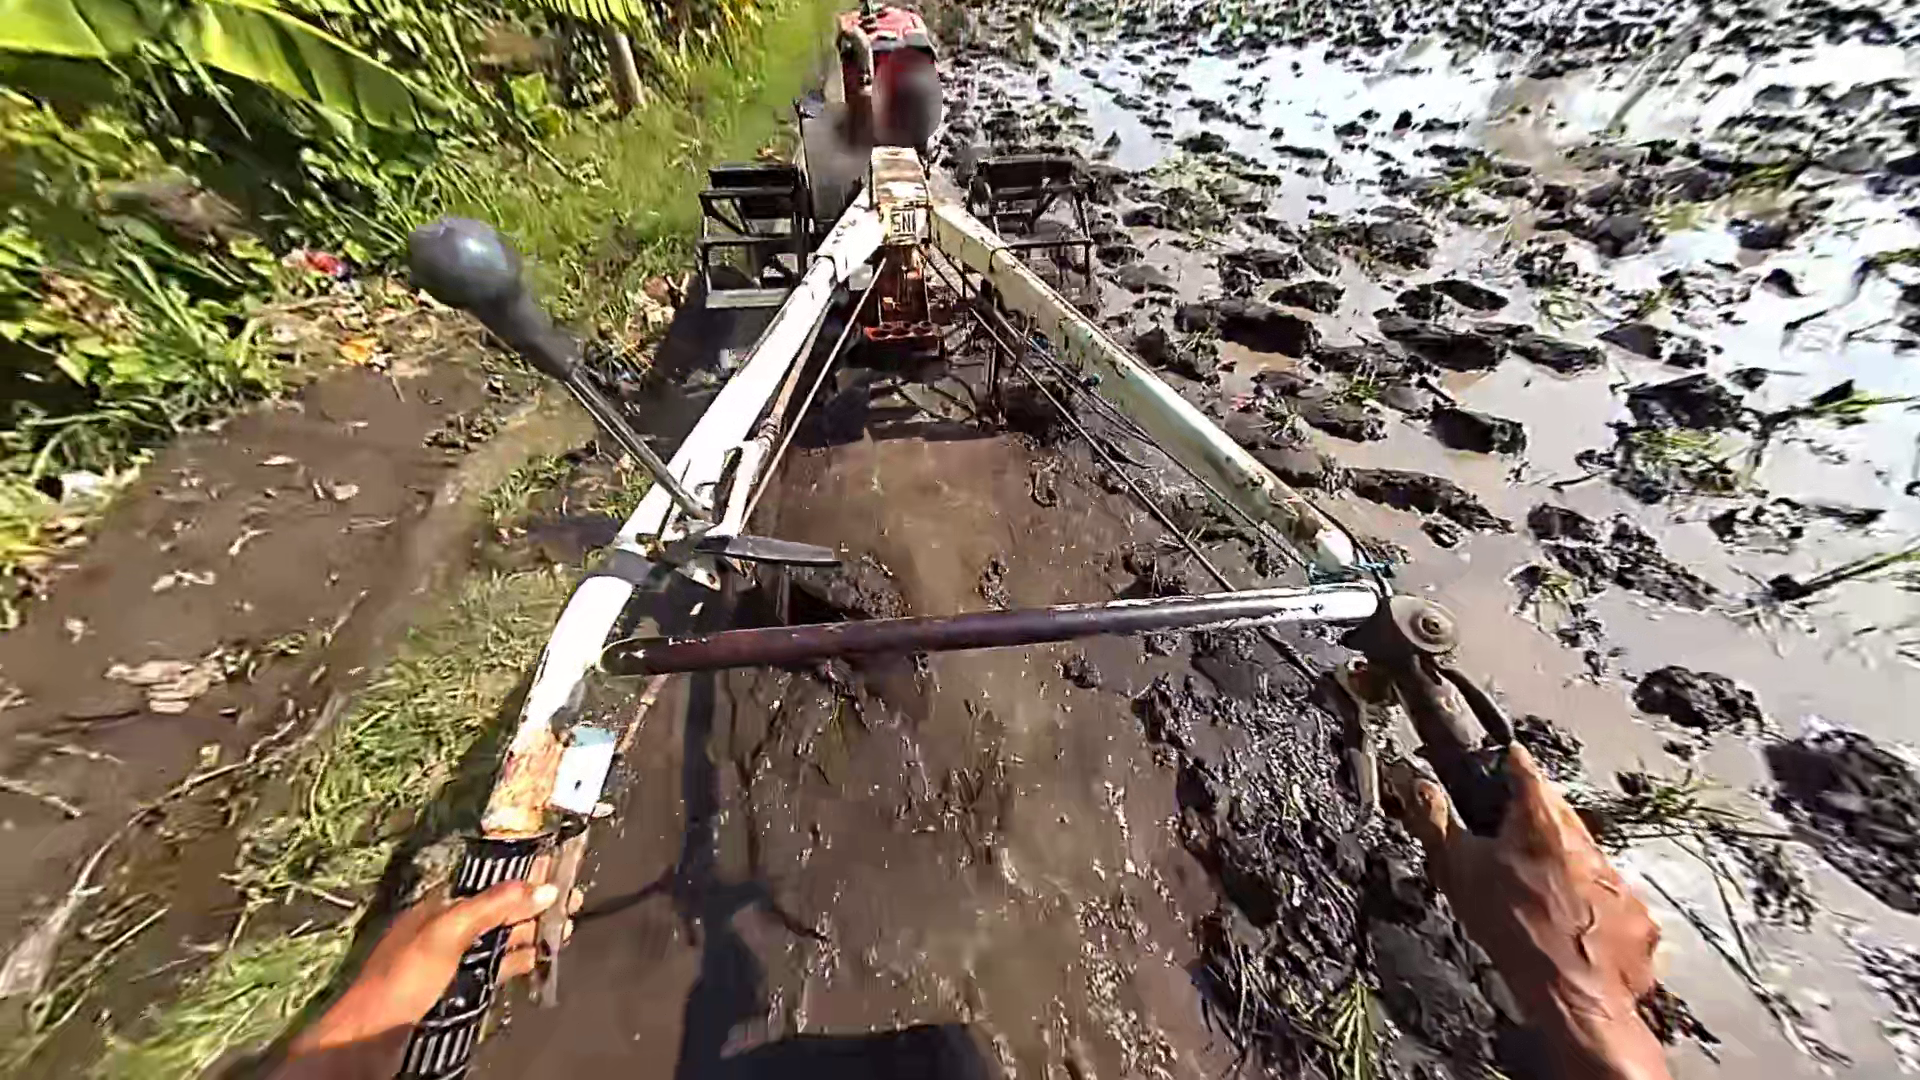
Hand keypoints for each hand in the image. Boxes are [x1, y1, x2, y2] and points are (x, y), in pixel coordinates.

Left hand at [277, 881, 571, 1079]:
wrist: (362, 1050)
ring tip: (566, 930)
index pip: (495, 879)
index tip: (562, 872)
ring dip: (536, 931)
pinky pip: (500, 963)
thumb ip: (496, 905)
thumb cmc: (402, 980)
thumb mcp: (446, 934)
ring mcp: (455, 957)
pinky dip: (522, 958)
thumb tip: (548, 888)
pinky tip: (542, 957)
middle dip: (539, 904)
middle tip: (573, 903)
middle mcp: (451, 925)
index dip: (529, 874)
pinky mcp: (460, 985)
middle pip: (505, 907)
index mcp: (442, 905)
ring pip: (505, 935)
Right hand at [1392, 744, 1671, 1079]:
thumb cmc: (1507, 925)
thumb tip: (1413, 778)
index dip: (1508, 760)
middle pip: (1558, 808)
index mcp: (1540, 825)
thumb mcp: (1454, 865)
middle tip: (1505, 820)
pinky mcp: (1641, 917)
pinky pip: (1608, 888)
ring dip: (1560, 850)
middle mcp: (1587, 845)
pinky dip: (1586, 890)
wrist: (1571, 996)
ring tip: (1532, 873)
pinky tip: (1564, 910)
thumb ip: (1432, 816)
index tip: (1502, 754)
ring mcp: (1621, 883)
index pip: (1526, 771)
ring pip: (1584, 848)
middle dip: (1533, 808)